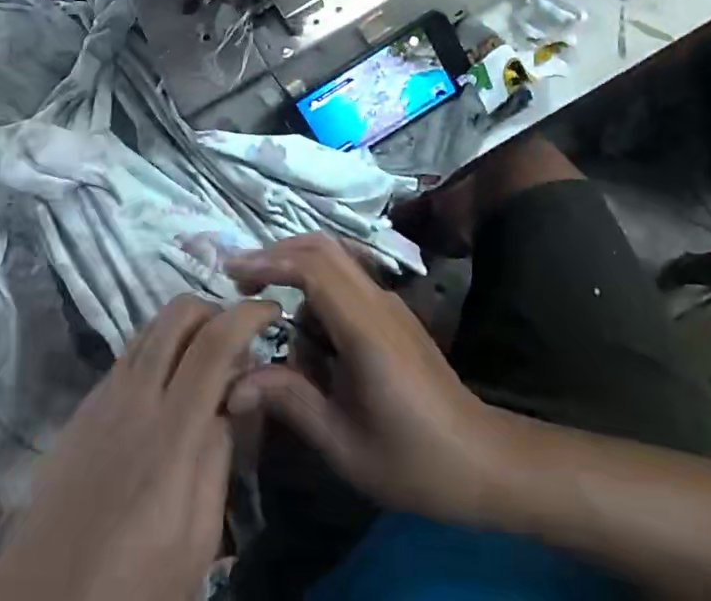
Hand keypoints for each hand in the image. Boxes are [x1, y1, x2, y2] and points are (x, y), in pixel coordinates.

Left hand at [0, 295, 281, 600]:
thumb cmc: (131, 587)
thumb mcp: (196, 540)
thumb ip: (217, 460)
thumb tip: (231, 402)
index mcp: (170, 435)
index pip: (213, 344)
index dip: (247, 315)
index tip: (272, 311)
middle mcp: (132, 402)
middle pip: (175, 315)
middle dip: (215, 309)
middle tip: (239, 340)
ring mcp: (99, 403)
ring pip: (148, 330)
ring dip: (185, 328)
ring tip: (207, 363)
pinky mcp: (79, 415)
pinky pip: (126, 359)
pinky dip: (158, 353)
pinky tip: (168, 394)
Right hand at [224, 234, 514, 526]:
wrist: (480, 460)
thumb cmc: (412, 460)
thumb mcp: (342, 443)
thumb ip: (289, 402)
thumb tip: (232, 385)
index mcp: (366, 330)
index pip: (315, 269)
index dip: (269, 262)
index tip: (231, 274)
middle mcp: (379, 304)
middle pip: (326, 249)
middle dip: (278, 254)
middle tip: (238, 281)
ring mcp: (390, 307)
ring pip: (338, 262)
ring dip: (296, 270)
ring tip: (260, 306)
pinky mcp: (394, 317)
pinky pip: (348, 284)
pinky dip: (315, 290)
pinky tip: (300, 332)